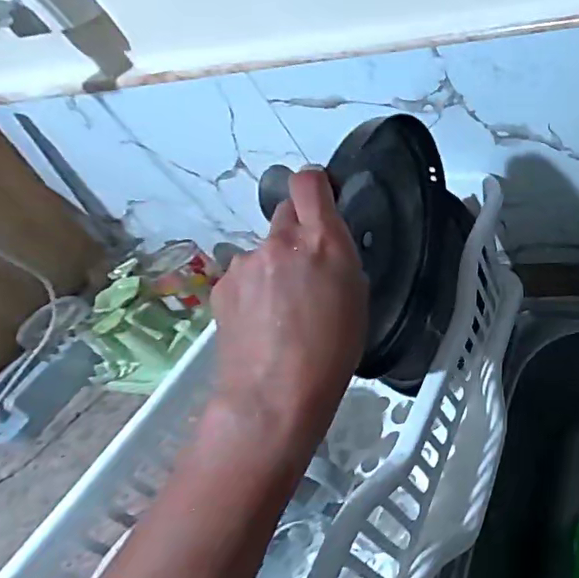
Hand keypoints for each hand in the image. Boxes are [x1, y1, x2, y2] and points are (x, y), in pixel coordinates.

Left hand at [209, 168, 367, 440]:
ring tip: (281, 310)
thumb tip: (324, 248)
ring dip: (273, 266)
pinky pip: (243, 275)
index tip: (322, 199)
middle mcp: (281, 241)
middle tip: (306, 267)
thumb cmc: (331, 352)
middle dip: (297, 231)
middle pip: (285, 213)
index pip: (309, 181)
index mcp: (322, 240)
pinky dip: (252, 289)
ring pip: (264, 250)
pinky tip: (260, 322)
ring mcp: (246, 262)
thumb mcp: (356, 296)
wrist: (273, 397)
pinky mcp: (222, 285)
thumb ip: (338, 257)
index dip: (316, 184)